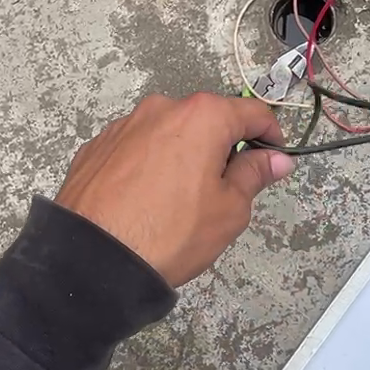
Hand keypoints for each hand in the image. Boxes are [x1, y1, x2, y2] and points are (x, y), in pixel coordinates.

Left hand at [56, 94, 296, 285]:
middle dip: (222, 146)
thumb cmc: (169, 234)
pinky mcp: (96, 147)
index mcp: (202, 117)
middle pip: (206, 119)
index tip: (273, 157)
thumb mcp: (229, 210)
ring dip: (182, 156)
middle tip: (227, 188)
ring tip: (181, 200)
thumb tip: (275, 159)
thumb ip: (254, 175)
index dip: (270, 134)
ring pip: (168, 133)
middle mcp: (161, 109)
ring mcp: (124, 125)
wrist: (93, 259)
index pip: (251, 112)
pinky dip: (148, 165)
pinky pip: (135, 149)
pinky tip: (147, 200)